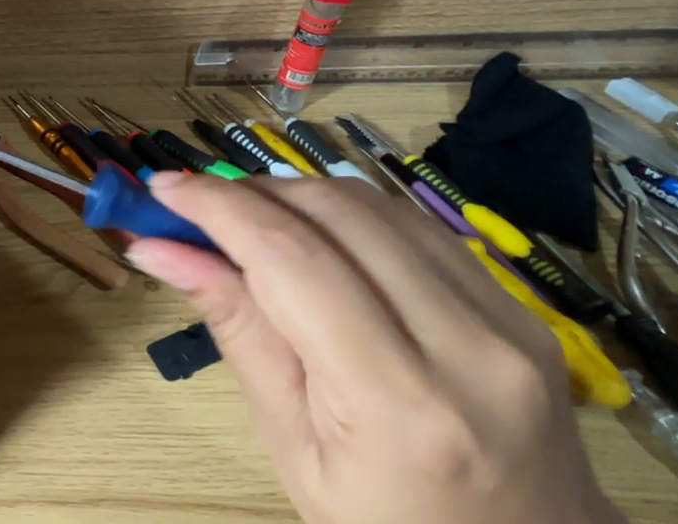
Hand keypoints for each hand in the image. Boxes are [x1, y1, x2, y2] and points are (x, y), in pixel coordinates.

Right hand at [126, 173, 623, 523]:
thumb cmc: (388, 523)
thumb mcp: (291, 445)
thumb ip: (235, 330)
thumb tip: (155, 248)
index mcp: (400, 404)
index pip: (291, 259)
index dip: (217, 206)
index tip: (160, 188)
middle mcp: (469, 348)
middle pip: (335, 214)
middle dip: (248, 190)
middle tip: (191, 203)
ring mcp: (510, 323)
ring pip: (375, 206)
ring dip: (293, 193)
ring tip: (243, 217)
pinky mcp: (521, 309)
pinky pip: (413, 226)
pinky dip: (343, 212)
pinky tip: (308, 234)